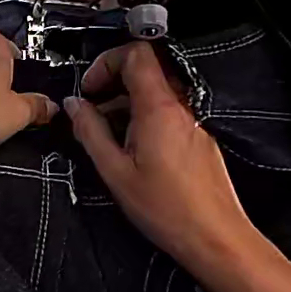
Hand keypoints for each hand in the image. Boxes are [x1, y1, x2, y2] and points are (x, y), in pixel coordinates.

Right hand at [64, 42, 262, 272]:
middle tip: (92, 107)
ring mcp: (191, 120)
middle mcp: (179, 106)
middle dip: (111, 82)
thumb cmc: (168, 210)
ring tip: (107, 133)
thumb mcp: (115, 172)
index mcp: (158, 107)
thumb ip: (90, 131)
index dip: (106, 62)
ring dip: (125, 102)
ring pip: (153, 91)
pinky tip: (131, 148)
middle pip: (143, 69)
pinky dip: (143, 117)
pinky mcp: (197, 136)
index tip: (89, 88)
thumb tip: (73, 105)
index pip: (135, 53)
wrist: (216, 238)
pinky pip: (166, 111)